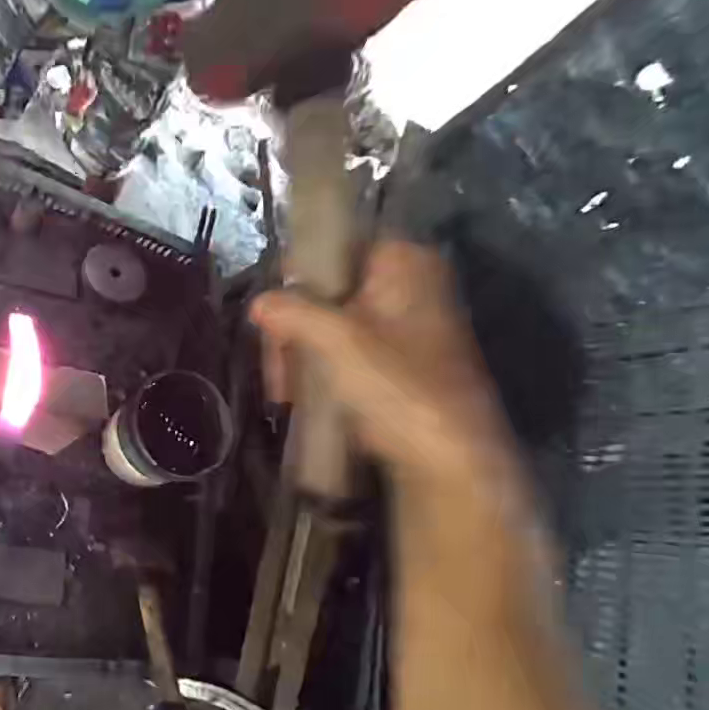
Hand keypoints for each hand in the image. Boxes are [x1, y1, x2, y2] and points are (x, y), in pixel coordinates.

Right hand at [249, 240, 518, 493]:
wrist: (450, 461)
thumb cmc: (398, 387)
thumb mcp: (338, 342)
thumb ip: (294, 313)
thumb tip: (258, 301)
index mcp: (406, 263)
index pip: (336, 248)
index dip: (297, 280)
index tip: (270, 320)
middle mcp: (410, 288)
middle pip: (330, 293)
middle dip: (295, 331)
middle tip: (278, 374)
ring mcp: (407, 331)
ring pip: (335, 329)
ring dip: (303, 358)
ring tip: (286, 395)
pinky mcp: (401, 369)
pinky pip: (349, 357)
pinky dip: (324, 374)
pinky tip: (303, 400)